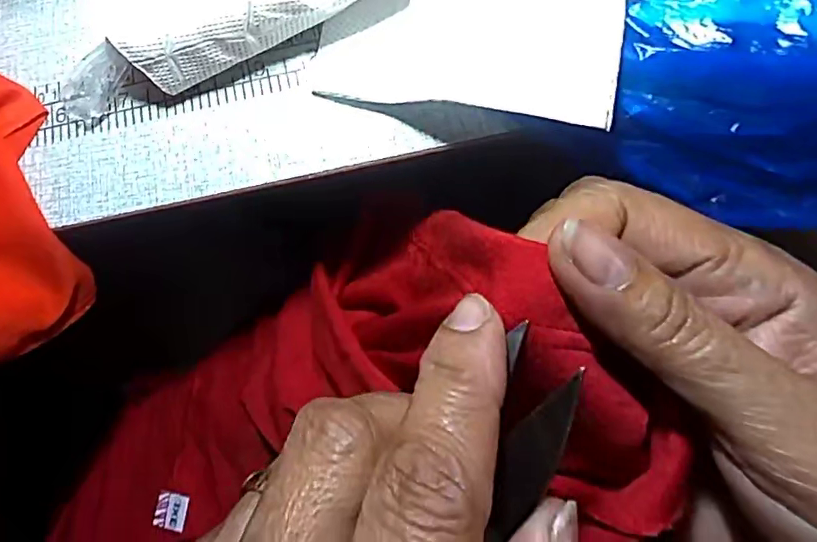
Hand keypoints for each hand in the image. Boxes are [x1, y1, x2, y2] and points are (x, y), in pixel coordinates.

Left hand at [201, 293, 578, 541]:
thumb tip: (552, 499)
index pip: (423, 479)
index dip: (458, 388)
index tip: (481, 316)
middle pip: (342, 433)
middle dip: (406, 412)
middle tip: (447, 445)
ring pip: (299, 439)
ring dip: (362, 435)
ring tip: (395, 479)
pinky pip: (264, 476)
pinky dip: (313, 467)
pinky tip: (338, 500)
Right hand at [521, 179, 816, 541]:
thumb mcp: (794, 419)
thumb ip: (680, 331)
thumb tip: (569, 237)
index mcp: (733, 276)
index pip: (622, 211)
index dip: (562, 230)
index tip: (513, 282)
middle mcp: (685, 307)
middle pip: (583, 263)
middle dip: (535, 290)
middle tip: (493, 333)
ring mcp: (657, 368)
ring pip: (568, 326)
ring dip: (536, 346)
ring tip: (496, 373)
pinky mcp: (637, 425)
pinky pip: (574, 392)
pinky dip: (547, 399)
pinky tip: (523, 412)